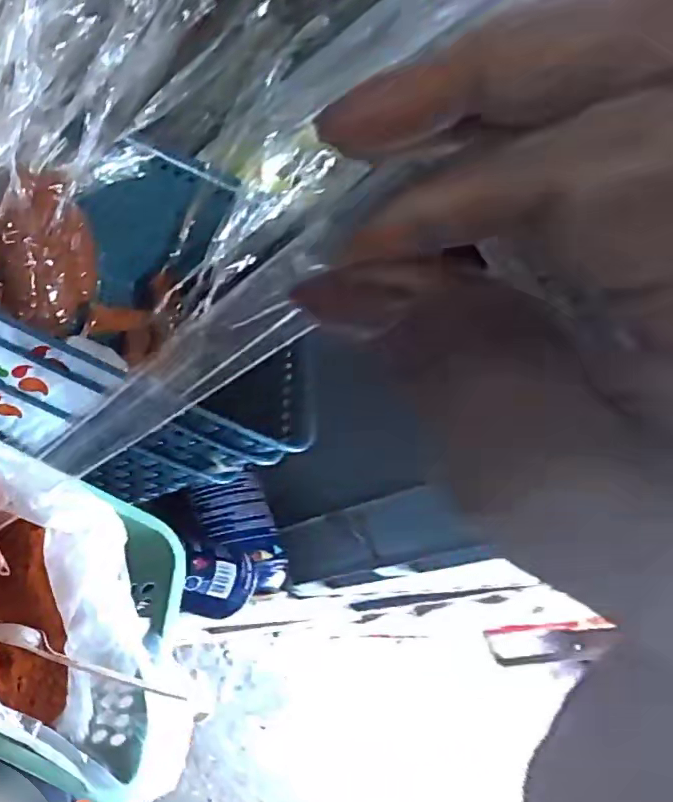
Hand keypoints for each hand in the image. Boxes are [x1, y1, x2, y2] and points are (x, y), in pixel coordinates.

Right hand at [290, 0, 672, 632]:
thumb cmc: (659, 550)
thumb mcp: (536, 478)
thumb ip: (452, 364)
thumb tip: (339, 287)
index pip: (611, 175)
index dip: (457, 203)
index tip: (344, 265)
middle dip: (501, 81)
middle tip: (353, 124)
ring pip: (672, 74)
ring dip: (527, 85)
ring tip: (395, 121)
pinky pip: (649, 129)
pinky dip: (557, 129)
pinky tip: (468, 162)